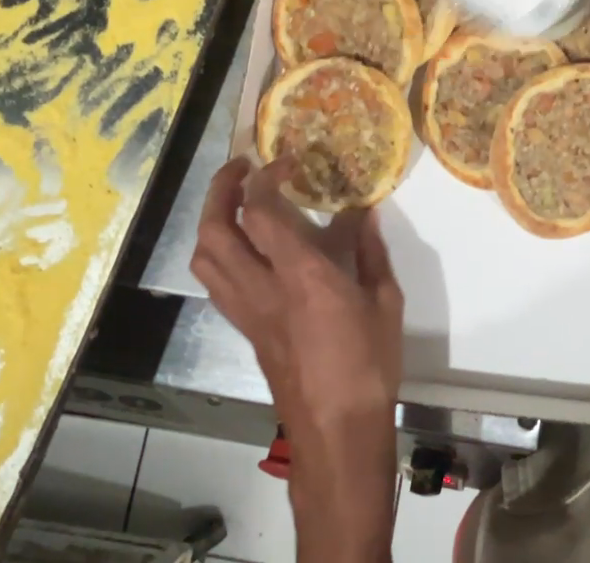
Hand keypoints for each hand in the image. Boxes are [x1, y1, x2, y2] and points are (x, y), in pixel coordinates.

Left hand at [191, 157, 401, 560]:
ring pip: (205, 257)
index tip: (286, 160)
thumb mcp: (385, 300)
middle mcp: (262, 288)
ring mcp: (247, 310)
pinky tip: (246, 247)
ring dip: (212, 219)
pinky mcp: (245, 328)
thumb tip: (364, 212)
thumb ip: (370, 251)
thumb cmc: (369, 363)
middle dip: (219, 189)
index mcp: (301, 276)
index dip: (264, 177)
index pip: (260, 212)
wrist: (336, 428)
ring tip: (236, 200)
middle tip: (242, 167)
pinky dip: (220, 251)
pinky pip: (217, 281)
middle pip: (215, 229)